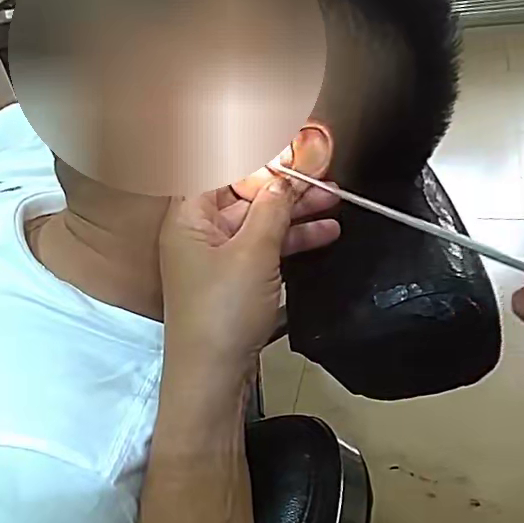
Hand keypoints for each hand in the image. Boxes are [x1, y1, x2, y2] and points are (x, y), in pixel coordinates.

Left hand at [158, 176, 338, 385]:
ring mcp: (217, 258)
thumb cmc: (219, 316)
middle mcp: (199, 233)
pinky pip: (265, 248)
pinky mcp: (234, 280)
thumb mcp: (253, 252)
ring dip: (296, 211)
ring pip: (260, 221)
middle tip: (323, 171)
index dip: (261, 155)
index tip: (297, 146)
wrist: (213, 376)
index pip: (223, 167)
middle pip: (245, 193)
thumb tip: (288, 172)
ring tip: (334, 200)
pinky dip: (292, 239)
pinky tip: (323, 233)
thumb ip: (274, 206)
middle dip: (287, 183)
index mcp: (189, 216)